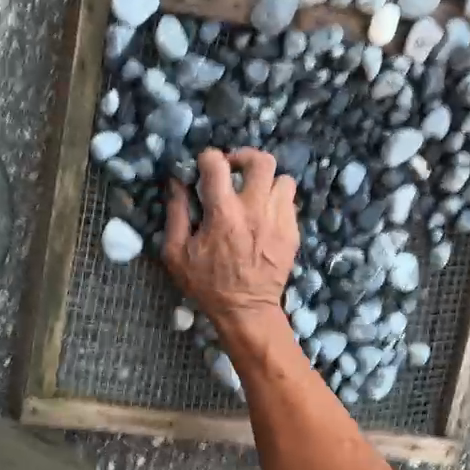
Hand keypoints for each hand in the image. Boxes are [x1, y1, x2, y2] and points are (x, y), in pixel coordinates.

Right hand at [163, 147, 298, 338]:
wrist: (246, 310)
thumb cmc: (206, 284)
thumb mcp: (176, 253)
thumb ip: (176, 213)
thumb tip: (176, 182)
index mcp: (222, 213)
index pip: (217, 163)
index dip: (207, 158)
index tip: (204, 167)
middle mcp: (254, 209)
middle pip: (261, 161)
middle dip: (244, 158)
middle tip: (234, 171)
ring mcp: (278, 220)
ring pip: (282, 179)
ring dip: (265, 182)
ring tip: (253, 195)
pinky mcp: (292, 232)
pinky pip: (289, 202)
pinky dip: (276, 202)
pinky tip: (263, 217)